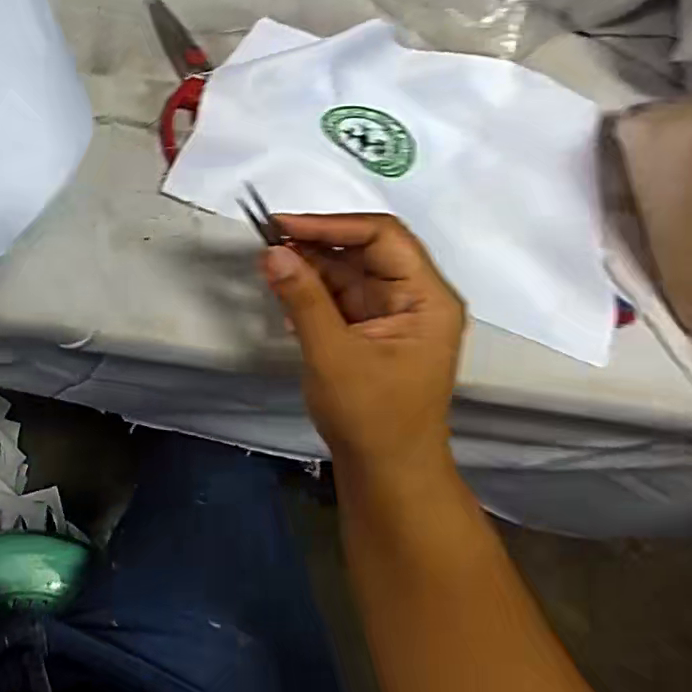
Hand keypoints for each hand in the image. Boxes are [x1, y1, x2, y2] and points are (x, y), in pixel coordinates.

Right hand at [259, 214, 465, 474]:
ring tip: (267, 263)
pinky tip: (280, 288)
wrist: (385, 467)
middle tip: (265, 240)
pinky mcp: (365, 324)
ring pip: (344, 266)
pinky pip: (334, 289)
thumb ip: (302, 298)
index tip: (280, 226)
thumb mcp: (332, 353)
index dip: (331, 224)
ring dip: (306, 261)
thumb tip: (271, 251)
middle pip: (363, 247)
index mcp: (425, 299)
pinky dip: (305, 284)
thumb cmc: (371, 414)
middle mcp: (412, 296)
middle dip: (315, 240)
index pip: (383, 237)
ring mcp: (388, 310)